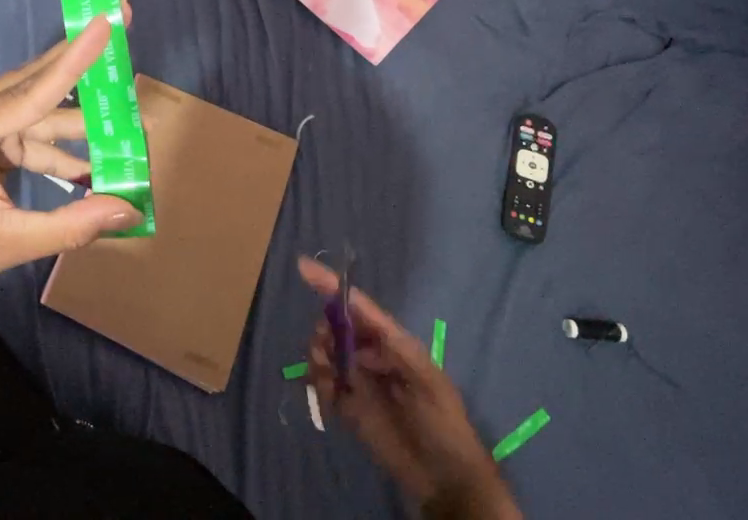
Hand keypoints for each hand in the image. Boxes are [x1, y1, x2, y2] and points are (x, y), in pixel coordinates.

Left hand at [0, 5, 144, 343]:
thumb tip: (130, 208)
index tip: (104, 21)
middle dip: (83, 62)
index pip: (32, 91)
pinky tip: (97, 166)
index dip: (74, 58)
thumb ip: (71, 225)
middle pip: (37, 83)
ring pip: (40, 112)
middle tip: (122, 20)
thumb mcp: (11, 242)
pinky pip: (33, 135)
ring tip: (133, 124)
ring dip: (81, 122)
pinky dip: (63, 151)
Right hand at [297, 258, 515, 516]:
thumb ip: (393, 345)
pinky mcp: (348, 405)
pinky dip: (318, 383)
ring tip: (327, 377)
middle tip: (325, 349)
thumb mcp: (427, 379)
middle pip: (335, 326)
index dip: (331, 285)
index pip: (358, 306)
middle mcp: (372, 355)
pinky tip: (329, 396)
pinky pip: (322, 383)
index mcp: (393, 343)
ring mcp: (358, 380)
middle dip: (325, 329)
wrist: (445, 480)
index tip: (302, 266)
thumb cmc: (444, 424)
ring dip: (318, 356)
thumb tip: (354, 317)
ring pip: (324, 352)